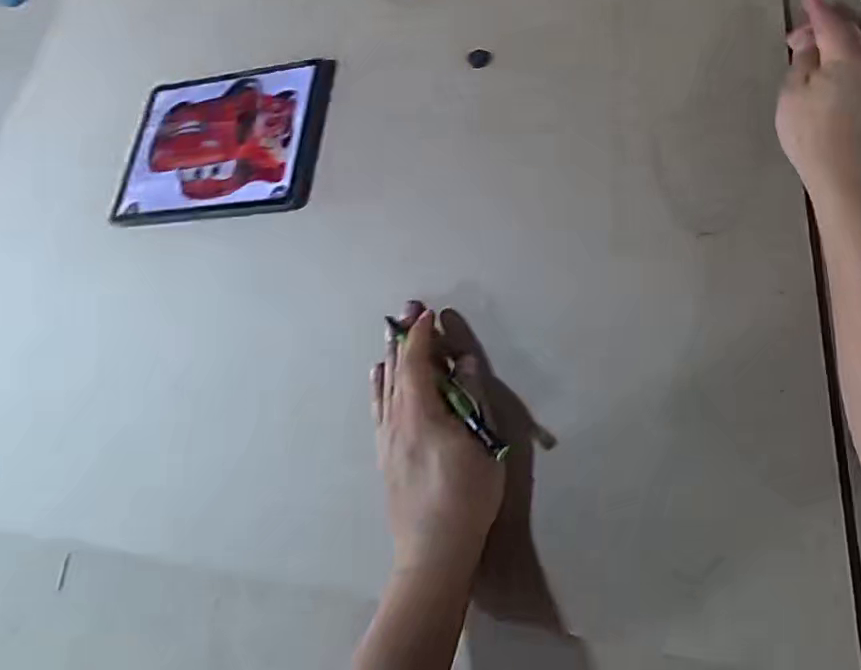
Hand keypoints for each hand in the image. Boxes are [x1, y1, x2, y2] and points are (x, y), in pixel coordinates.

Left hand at [372, 301, 505, 576]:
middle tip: (409, 308)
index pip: (417, 364)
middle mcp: (397, 422)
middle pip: (397, 370)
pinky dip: (380, 384)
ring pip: (385, 387)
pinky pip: (378, 407)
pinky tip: (378, 375)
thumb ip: (472, 399)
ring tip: (394, 333)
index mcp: (421, 416)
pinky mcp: (385, 456)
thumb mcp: (483, 446)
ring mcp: (387, 440)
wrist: (432, 552)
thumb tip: (464, 362)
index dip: (422, 337)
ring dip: (392, 356)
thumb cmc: (466, 497)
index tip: (428, 313)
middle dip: (404, 338)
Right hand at [776, 0, 860, 204]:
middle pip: (854, 33)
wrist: (846, 178)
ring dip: (842, 45)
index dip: (817, 10)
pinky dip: (852, 63)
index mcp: (849, 58)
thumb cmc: (811, 134)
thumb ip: (803, 62)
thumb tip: (812, 46)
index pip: (832, 24)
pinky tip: (836, 77)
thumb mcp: (792, 93)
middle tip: (802, 35)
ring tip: (818, 55)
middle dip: (830, 26)